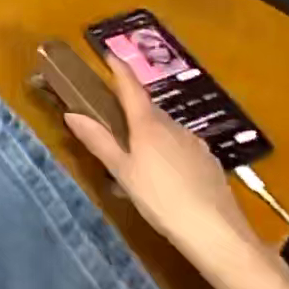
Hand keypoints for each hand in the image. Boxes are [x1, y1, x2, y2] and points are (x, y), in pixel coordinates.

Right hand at [64, 55, 266, 266]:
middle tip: (112, 118)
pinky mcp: (208, 162)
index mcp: (149, 125)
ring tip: (134, 153)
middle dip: (130, 108)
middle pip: (148, 109)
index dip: (120, 70)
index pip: (131, 88)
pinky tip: (163, 172)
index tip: (110, 55)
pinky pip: (180, 145)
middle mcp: (173, 126)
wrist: (217, 233)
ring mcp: (195, 143)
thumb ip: (98, 141)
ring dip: (148, 131)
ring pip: (165, 128)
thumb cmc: (161, 200)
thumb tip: (71, 113)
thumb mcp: (123, 172)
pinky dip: (166, 148)